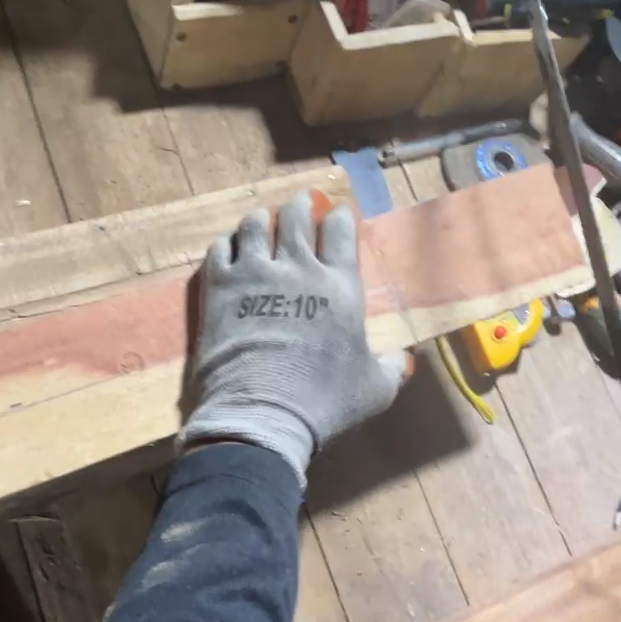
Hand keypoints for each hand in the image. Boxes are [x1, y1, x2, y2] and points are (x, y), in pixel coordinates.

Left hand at [179, 192, 408, 485]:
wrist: (262, 414)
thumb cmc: (323, 403)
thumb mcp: (374, 390)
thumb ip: (390, 368)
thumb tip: (402, 361)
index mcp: (340, 286)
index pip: (340, 230)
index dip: (338, 217)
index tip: (336, 215)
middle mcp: (298, 269)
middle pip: (296, 216)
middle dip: (299, 206)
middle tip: (298, 206)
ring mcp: (254, 273)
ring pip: (255, 224)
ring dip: (261, 220)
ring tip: (261, 223)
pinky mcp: (218, 287)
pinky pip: (220, 248)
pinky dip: (227, 245)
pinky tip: (229, 251)